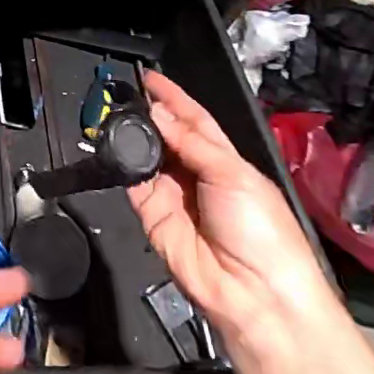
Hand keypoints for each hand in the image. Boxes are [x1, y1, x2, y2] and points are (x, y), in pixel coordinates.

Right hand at [128, 70, 373, 373]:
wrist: (253, 296)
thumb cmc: (261, 231)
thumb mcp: (233, 175)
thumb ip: (191, 142)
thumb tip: (158, 112)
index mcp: (224, 160)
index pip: (194, 120)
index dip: (173, 98)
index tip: (148, 77)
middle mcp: (195, 173)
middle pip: (165, 135)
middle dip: (146, 114)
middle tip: (122, 93)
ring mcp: (170, 193)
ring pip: (144, 155)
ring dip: (130, 135)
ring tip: (113, 113)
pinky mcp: (149, 214)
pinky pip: (131, 182)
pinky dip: (120, 164)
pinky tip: (112, 145)